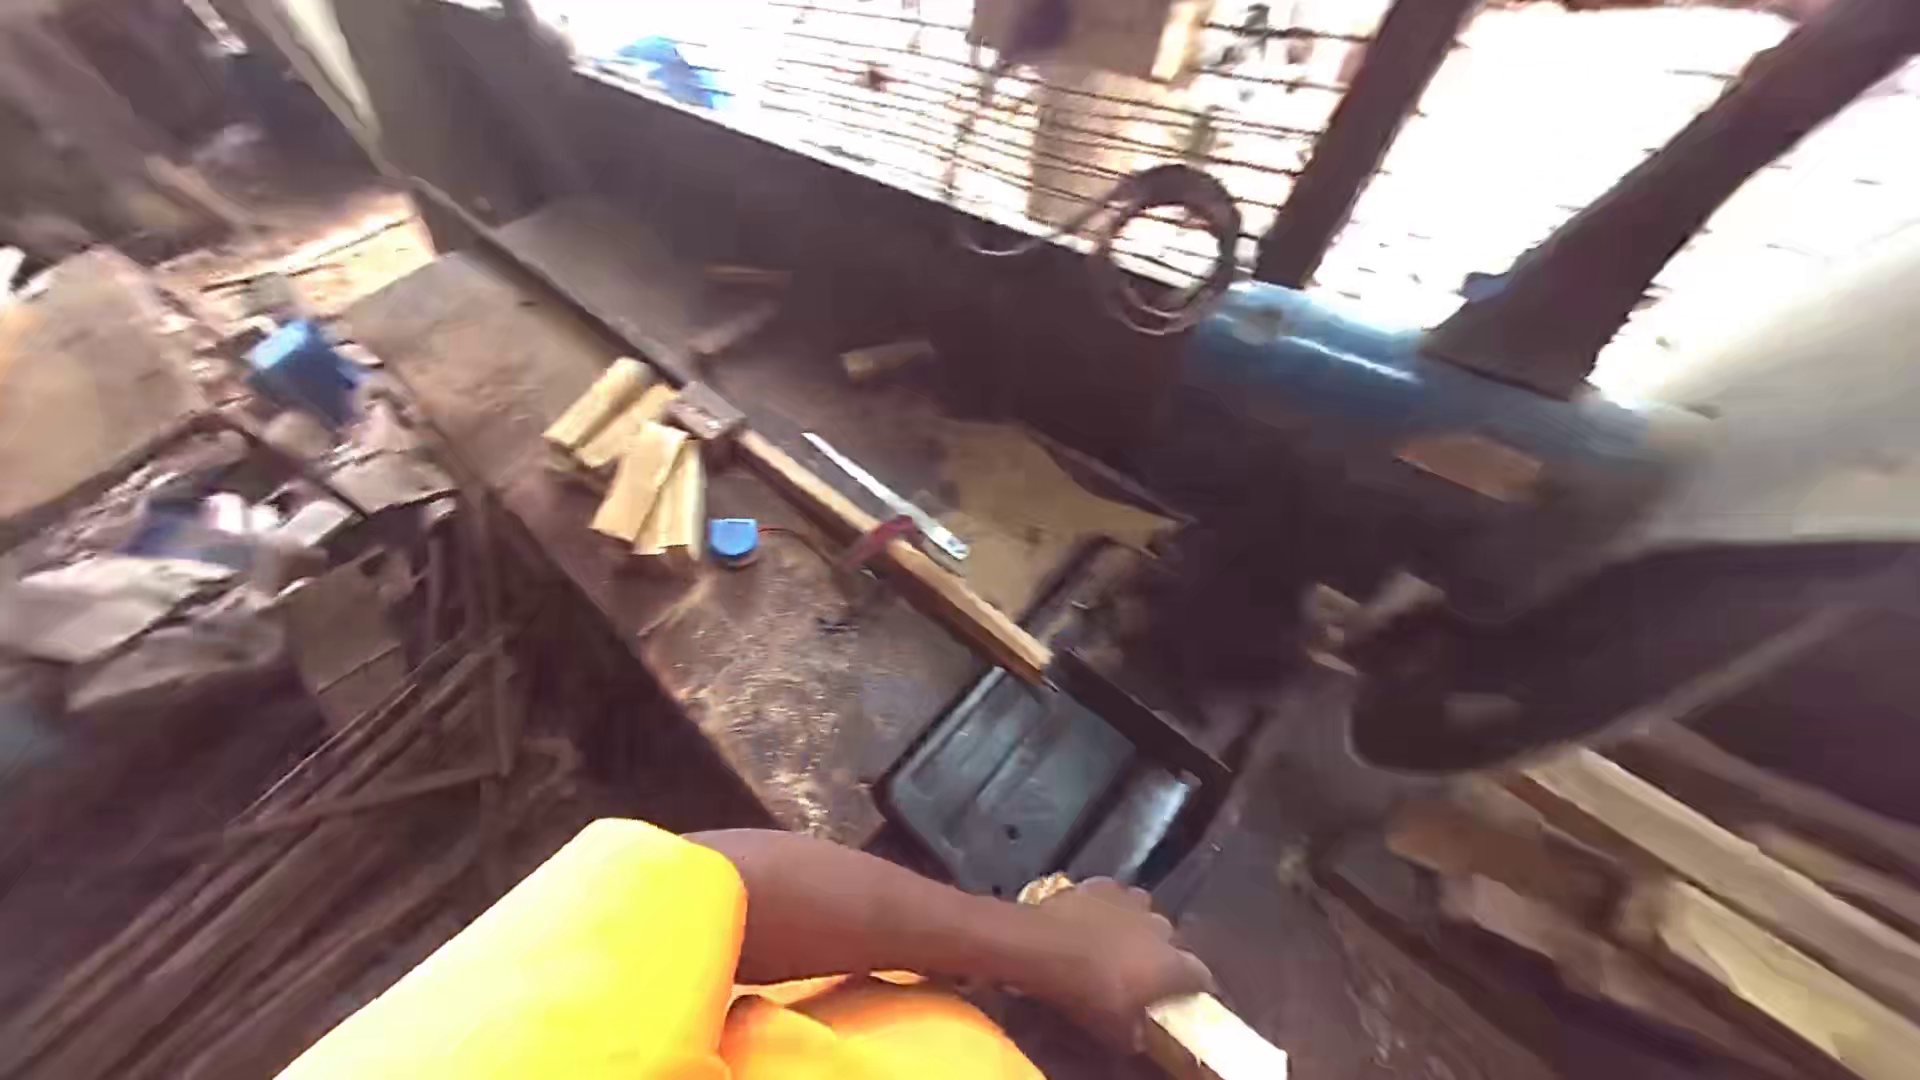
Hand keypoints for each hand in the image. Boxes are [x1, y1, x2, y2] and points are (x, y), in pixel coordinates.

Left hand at [1022, 878, 1214, 1050]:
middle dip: (1165, 950)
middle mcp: (1154, 926)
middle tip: (1152, 968)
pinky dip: (1111, 903)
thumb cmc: (1087, 994)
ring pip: (1144, 907)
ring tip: (1126, 935)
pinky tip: (1101, 913)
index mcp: (1168, 964)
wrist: (1045, 946)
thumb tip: (1141, 1031)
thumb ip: (1138, 1032)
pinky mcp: (1097, 884)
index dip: (1199, 984)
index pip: (1199, 974)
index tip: (1195, 993)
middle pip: (1170, 936)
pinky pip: (1113, 892)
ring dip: (1140, 921)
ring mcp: (1125, 899)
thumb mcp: (1117, 1034)